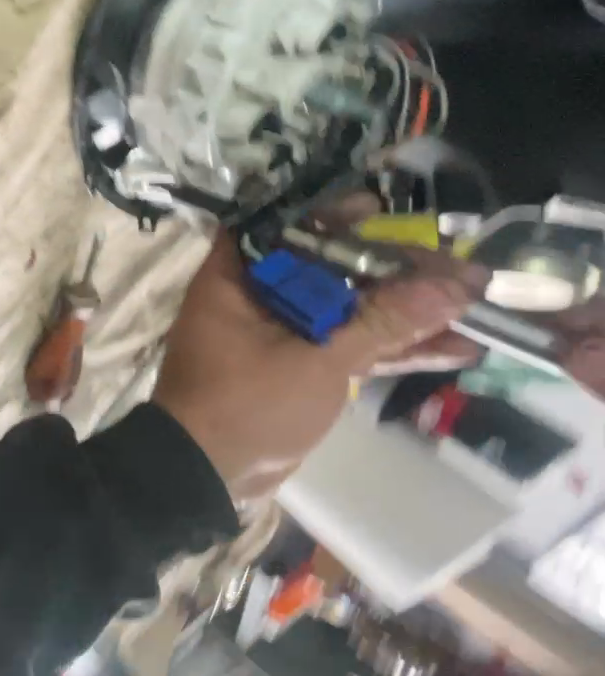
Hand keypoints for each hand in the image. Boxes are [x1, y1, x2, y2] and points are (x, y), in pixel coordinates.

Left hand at [152, 233, 485, 502]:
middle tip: (448, 264)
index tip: (372, 210)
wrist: (206, 466)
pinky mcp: (291, 367)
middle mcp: (246, 300)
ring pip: (337, 309)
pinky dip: (386, 346)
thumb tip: (447, 286)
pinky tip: (452, 347)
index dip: (319, 216)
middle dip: (381, 268)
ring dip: (396, 310)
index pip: (272, 229)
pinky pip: (341, 345)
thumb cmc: (246, 401)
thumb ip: (379, 323)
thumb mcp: (316, 359)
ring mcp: (270, 335)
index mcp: (230, 282)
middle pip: (317, 269)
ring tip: (469, 302)